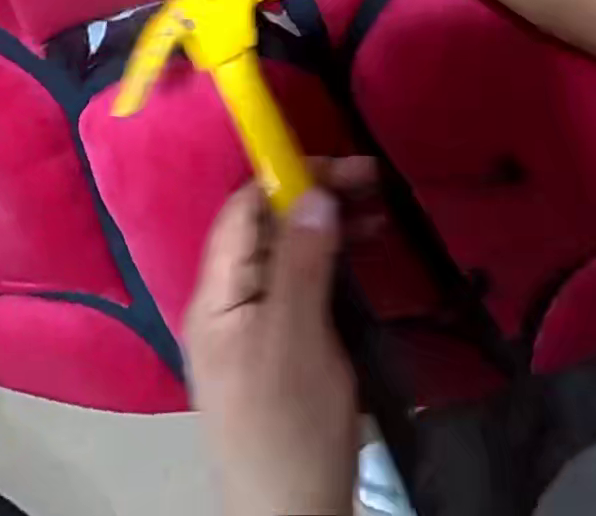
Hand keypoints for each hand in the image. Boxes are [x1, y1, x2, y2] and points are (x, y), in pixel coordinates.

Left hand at [184, 158, 381, 515]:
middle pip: (267, 228)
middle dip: (314, 196)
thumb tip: (314, 193)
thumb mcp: (298, 342)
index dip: (285, 178)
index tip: (339, 166)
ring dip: (327, 224)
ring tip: (377, 211)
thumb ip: (302, 264)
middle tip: (371, 181)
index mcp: (218, 295)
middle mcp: (229, 298)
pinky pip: (301, 281)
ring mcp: (254, 320)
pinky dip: (330, 258)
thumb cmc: (290, 430)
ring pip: (288, 251)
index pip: (243, 212)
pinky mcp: (280, 338)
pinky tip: (361, 248)